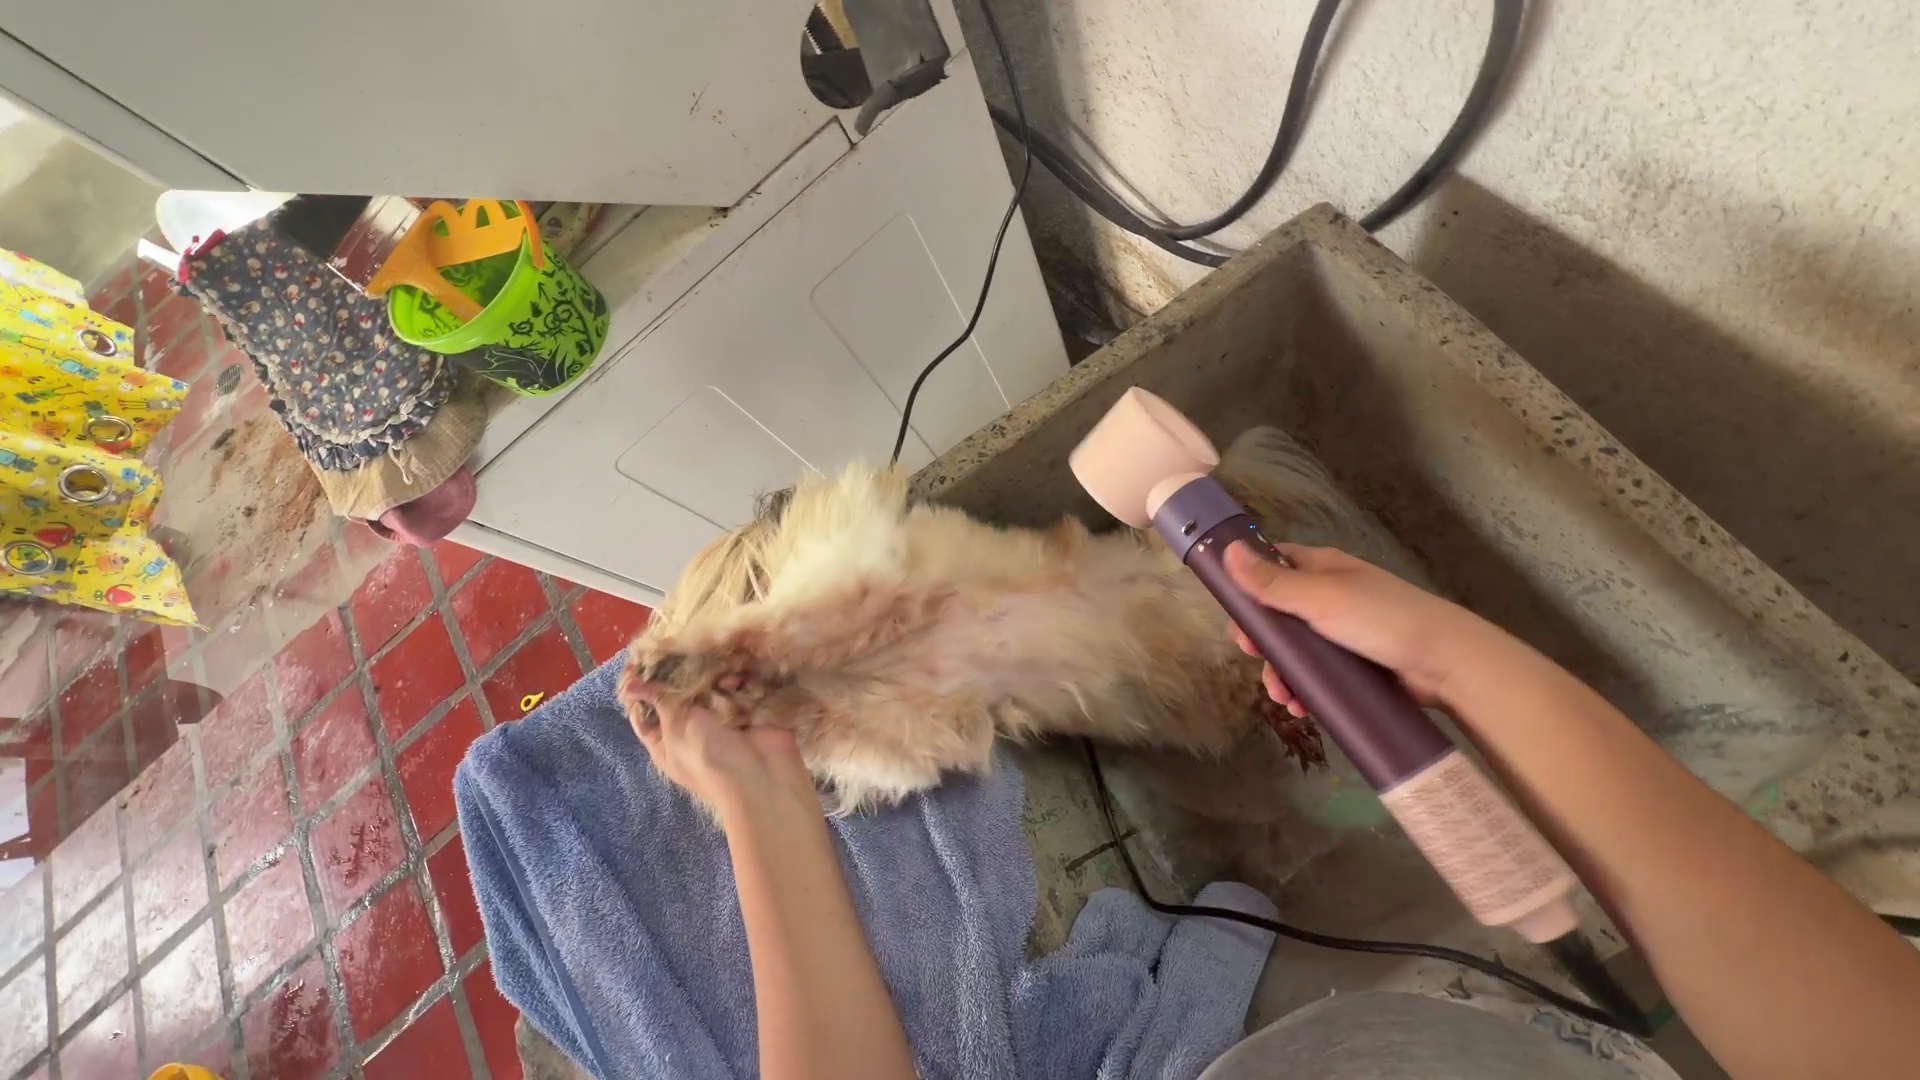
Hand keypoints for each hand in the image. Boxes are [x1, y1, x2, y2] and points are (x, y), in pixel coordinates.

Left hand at [625, 677, 811, 811]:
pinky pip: (737, 688)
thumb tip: (629, 686)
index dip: (640, 690)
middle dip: (683, 676)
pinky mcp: (745, 712)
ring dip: (714, 678)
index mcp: (665, 741)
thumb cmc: (707, 756)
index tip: (640, 661)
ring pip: (710, 687)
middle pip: (679, 694)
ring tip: (718, 677)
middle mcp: (690, 729)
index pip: (645, 712)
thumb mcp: (675, 726)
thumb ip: (658, 699)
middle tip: (682, 654)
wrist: (758, 774)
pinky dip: (737, 683)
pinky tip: (737, 682)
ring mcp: (719, 720)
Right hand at [1223, 541, 1505, 708]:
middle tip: (1251, 655)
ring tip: (1282, 696)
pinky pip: (1316, 672)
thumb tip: (1226, 551)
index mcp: (1322, 569)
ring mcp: (1343, 630)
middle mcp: (1330, 595)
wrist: (1449, 663)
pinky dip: (1303, 687)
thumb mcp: (1319, 598)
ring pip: (1294, 648)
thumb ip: (1271, 582)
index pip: (1272, 564)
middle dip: (1260, 638)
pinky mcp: (1354, 663)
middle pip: (1277, 612)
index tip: (1232, 609)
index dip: (1247, 582)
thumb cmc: (1381, 619)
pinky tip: (1299, 706)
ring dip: (1279, 671)